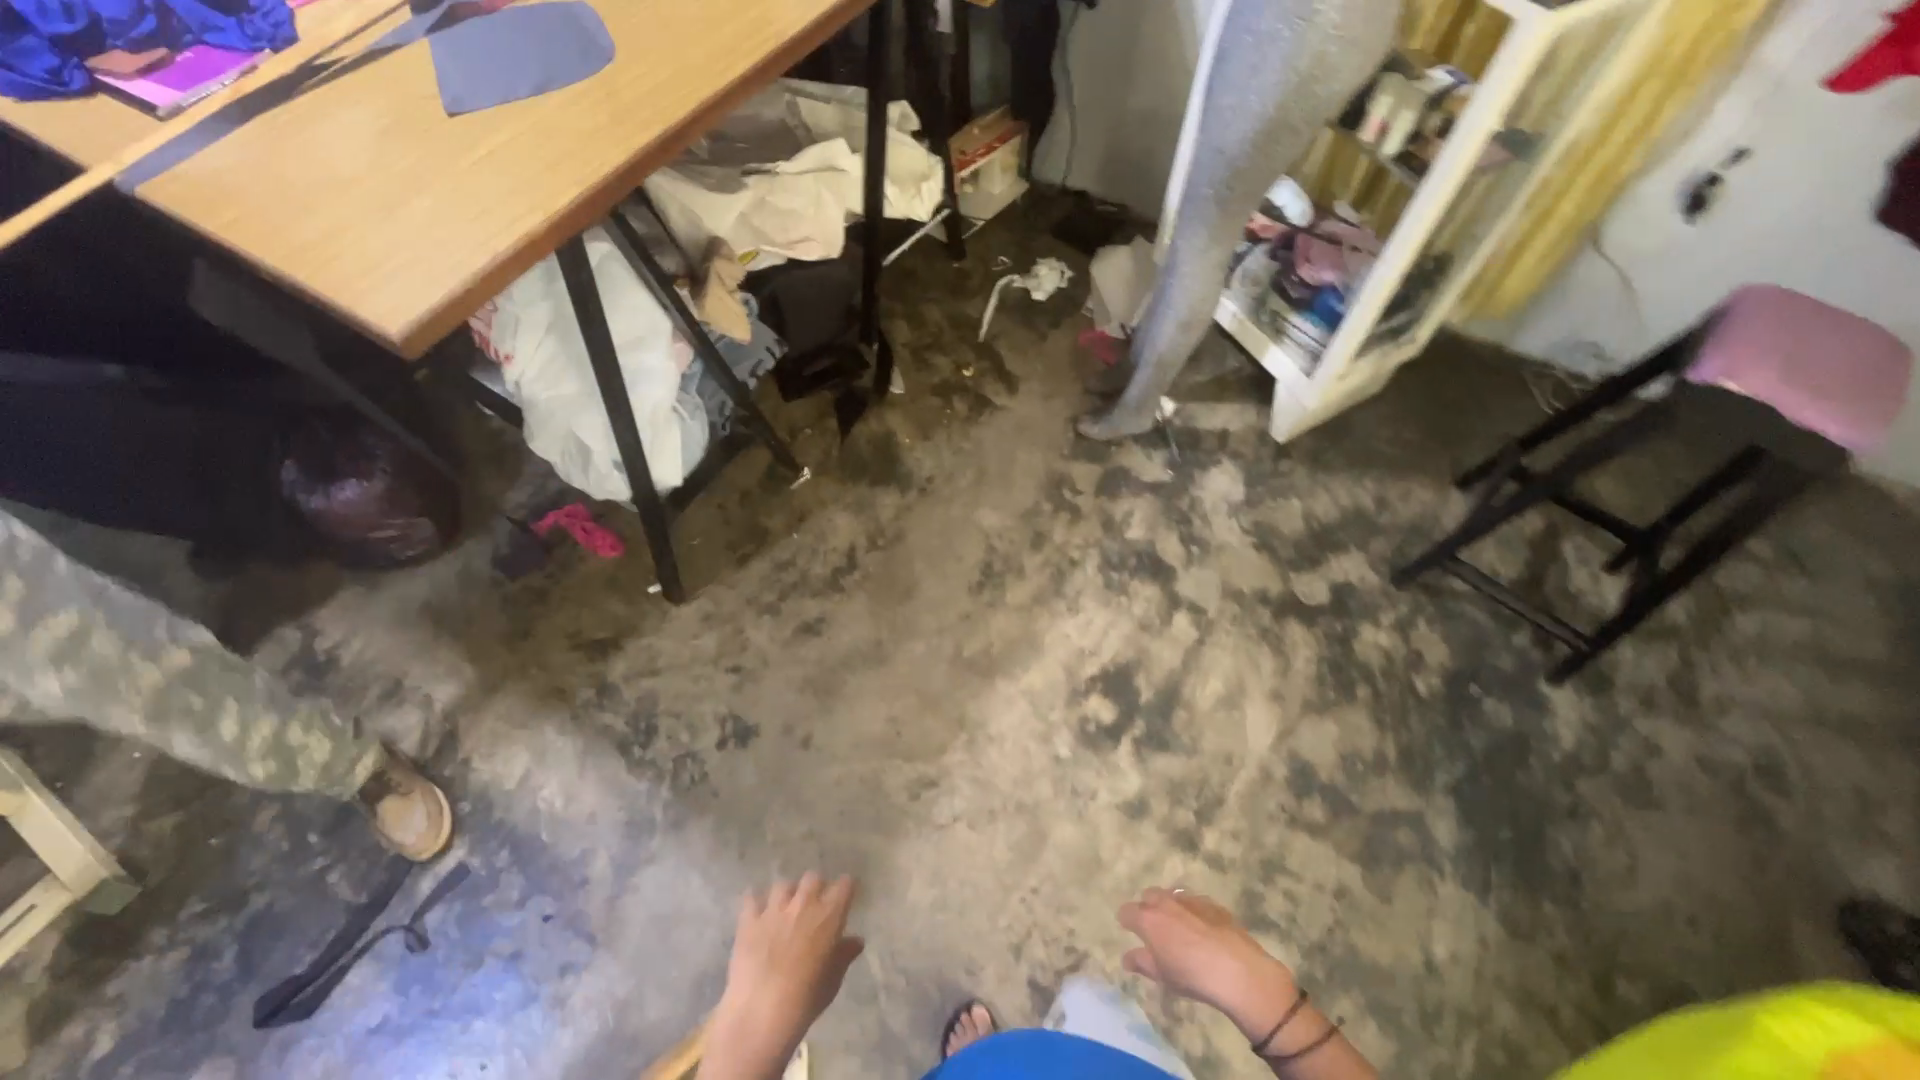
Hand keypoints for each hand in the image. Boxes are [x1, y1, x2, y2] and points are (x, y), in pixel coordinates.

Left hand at [700, 874, 862, 1079]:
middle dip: (815, 887)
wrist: (762, 1011)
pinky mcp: (748, 920)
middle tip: (814, 904)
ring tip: (785, 907)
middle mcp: (803, 904)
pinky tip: (756, 911)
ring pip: (783, 885)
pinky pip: (751, 897)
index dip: (845, 888)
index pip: (844, 885)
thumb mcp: (833, 980)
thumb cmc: (806, 999)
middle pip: (812, 878)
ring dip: (787, 894)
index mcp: (829, 916)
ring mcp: (773, 910)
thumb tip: (856, 941)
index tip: (845, 895)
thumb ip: (844, 955)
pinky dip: (755, 901)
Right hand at [1117, 887, 1298, 1041]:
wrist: (1237, 971)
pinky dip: (1194, 911)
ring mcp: (1192, 900)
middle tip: (1155, 929)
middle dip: (1148, 907)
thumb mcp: (1162, 975)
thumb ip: (1141, 963)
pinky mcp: (1215, 905)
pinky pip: (1197, 902)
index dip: (1127, 921)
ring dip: (1171, 906)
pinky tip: (1204, 929)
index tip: (1130, 931)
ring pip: (1174, 895)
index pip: (1126, 911)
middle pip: (1149, 895)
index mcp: (1148, 919)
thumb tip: (1127, 957)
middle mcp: (1167, 903)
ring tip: (1179, 926)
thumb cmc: (1192, 976)